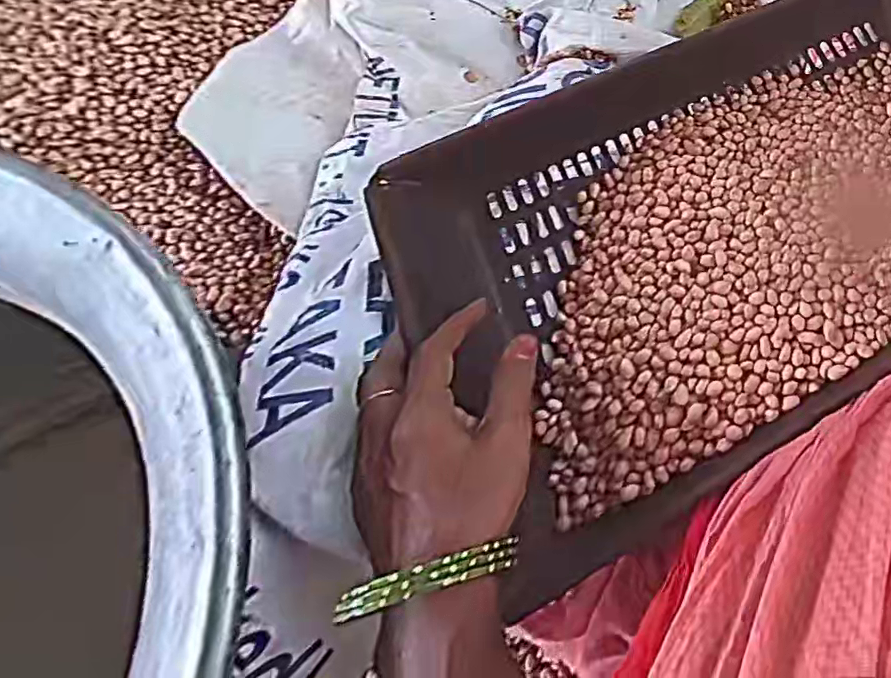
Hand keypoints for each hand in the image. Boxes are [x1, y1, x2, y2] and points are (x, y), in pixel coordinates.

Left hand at [353, 300, 540, 570]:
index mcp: (416, 416)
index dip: (456, 324)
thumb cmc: (474, 509)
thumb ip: (513, 386)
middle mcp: (382, 434)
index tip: (476, 310)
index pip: (431, 353)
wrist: (437, 580)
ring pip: (371, 401)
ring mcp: (369, 464)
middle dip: (404, 343)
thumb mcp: (507, 440)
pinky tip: (410, 421)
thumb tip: (522, 343)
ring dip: (392, 374)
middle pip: (381, 372)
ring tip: (419, 366)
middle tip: (427, 328)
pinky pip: (370, 429)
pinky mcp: (368, 489)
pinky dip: (388, 405)